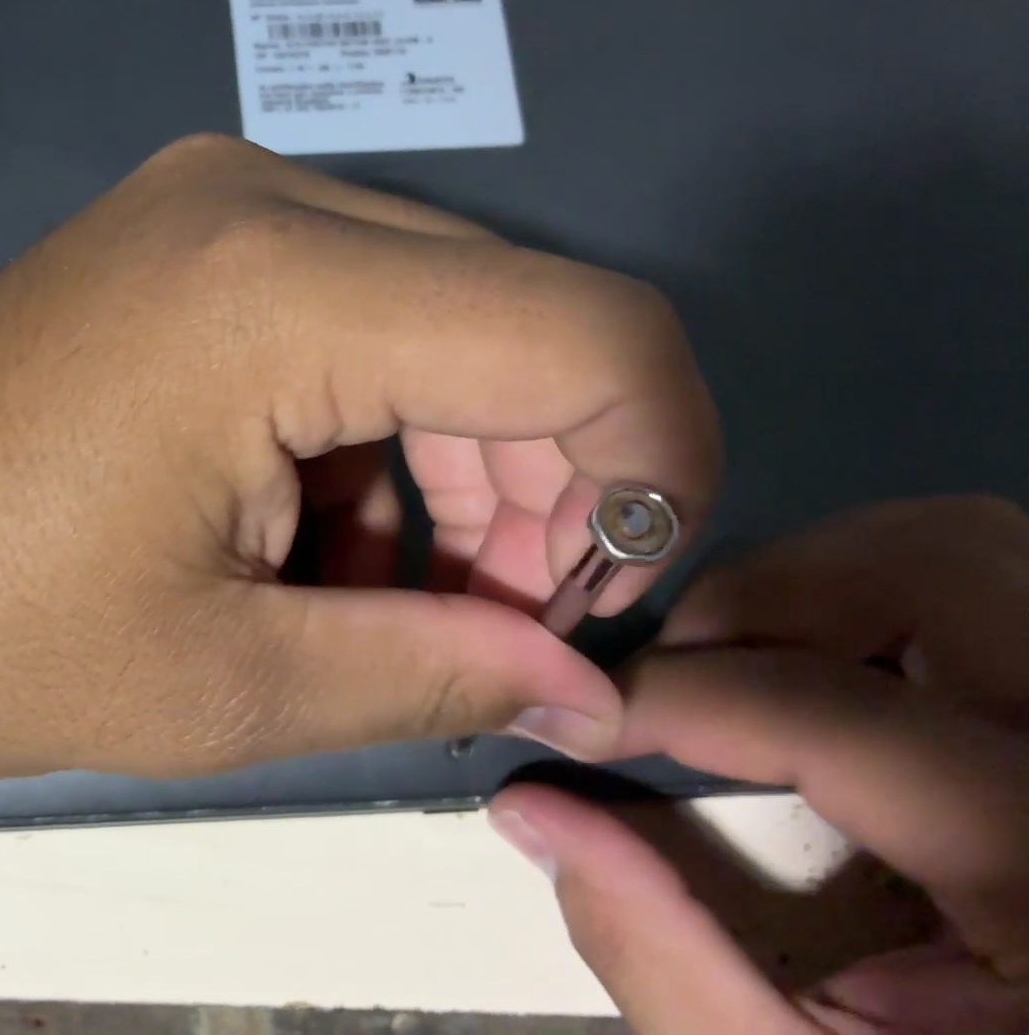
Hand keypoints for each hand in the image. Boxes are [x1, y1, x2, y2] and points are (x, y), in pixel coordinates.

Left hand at [0, 134, 719, 775]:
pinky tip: (297, 532)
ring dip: (438, 466)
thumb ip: (434, 673)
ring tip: (368, 597)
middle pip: (506, 322)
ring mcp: (192, 215)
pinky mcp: (156, 255)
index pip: (585, 337)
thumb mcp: (222, 686)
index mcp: (272, 291)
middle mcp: (246, 205)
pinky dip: (354, 430)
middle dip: (530, 486)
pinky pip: (330, 319)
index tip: (603, 600)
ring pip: (421, 322)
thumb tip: (581, 679)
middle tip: (477, 624)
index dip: (651, 473)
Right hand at [490, 496, 1028, 1031]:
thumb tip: (529, 813)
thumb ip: (662, 952)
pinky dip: (862, 609)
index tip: (578, 714)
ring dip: (811, 588)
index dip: (670, 693)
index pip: (832, 709)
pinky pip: (977, 598)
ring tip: (731, 666)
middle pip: (937, 565)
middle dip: (756, 596)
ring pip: (961, 556)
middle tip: (672, 669)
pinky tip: (805, 683)